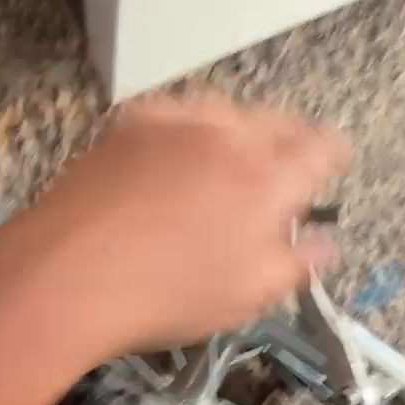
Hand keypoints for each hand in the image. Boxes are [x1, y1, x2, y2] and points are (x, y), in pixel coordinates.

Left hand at [20, 95, 350, 352]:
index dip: (333, 152)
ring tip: (239, 149)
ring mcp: (176, 123)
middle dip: (291, 137)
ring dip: (242, 126)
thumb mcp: (249, 293)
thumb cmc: (170, 294)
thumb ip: (297, 263)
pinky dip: (193, 122)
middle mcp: (228, 137)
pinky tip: (182, 144)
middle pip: (275, 121)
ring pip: (226, 109)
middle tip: (291, 159)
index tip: (336, 158)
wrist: (68, 276)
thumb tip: (327, 245)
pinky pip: (176, 109)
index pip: (318, 150)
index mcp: (267, 179)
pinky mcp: (130, 124)